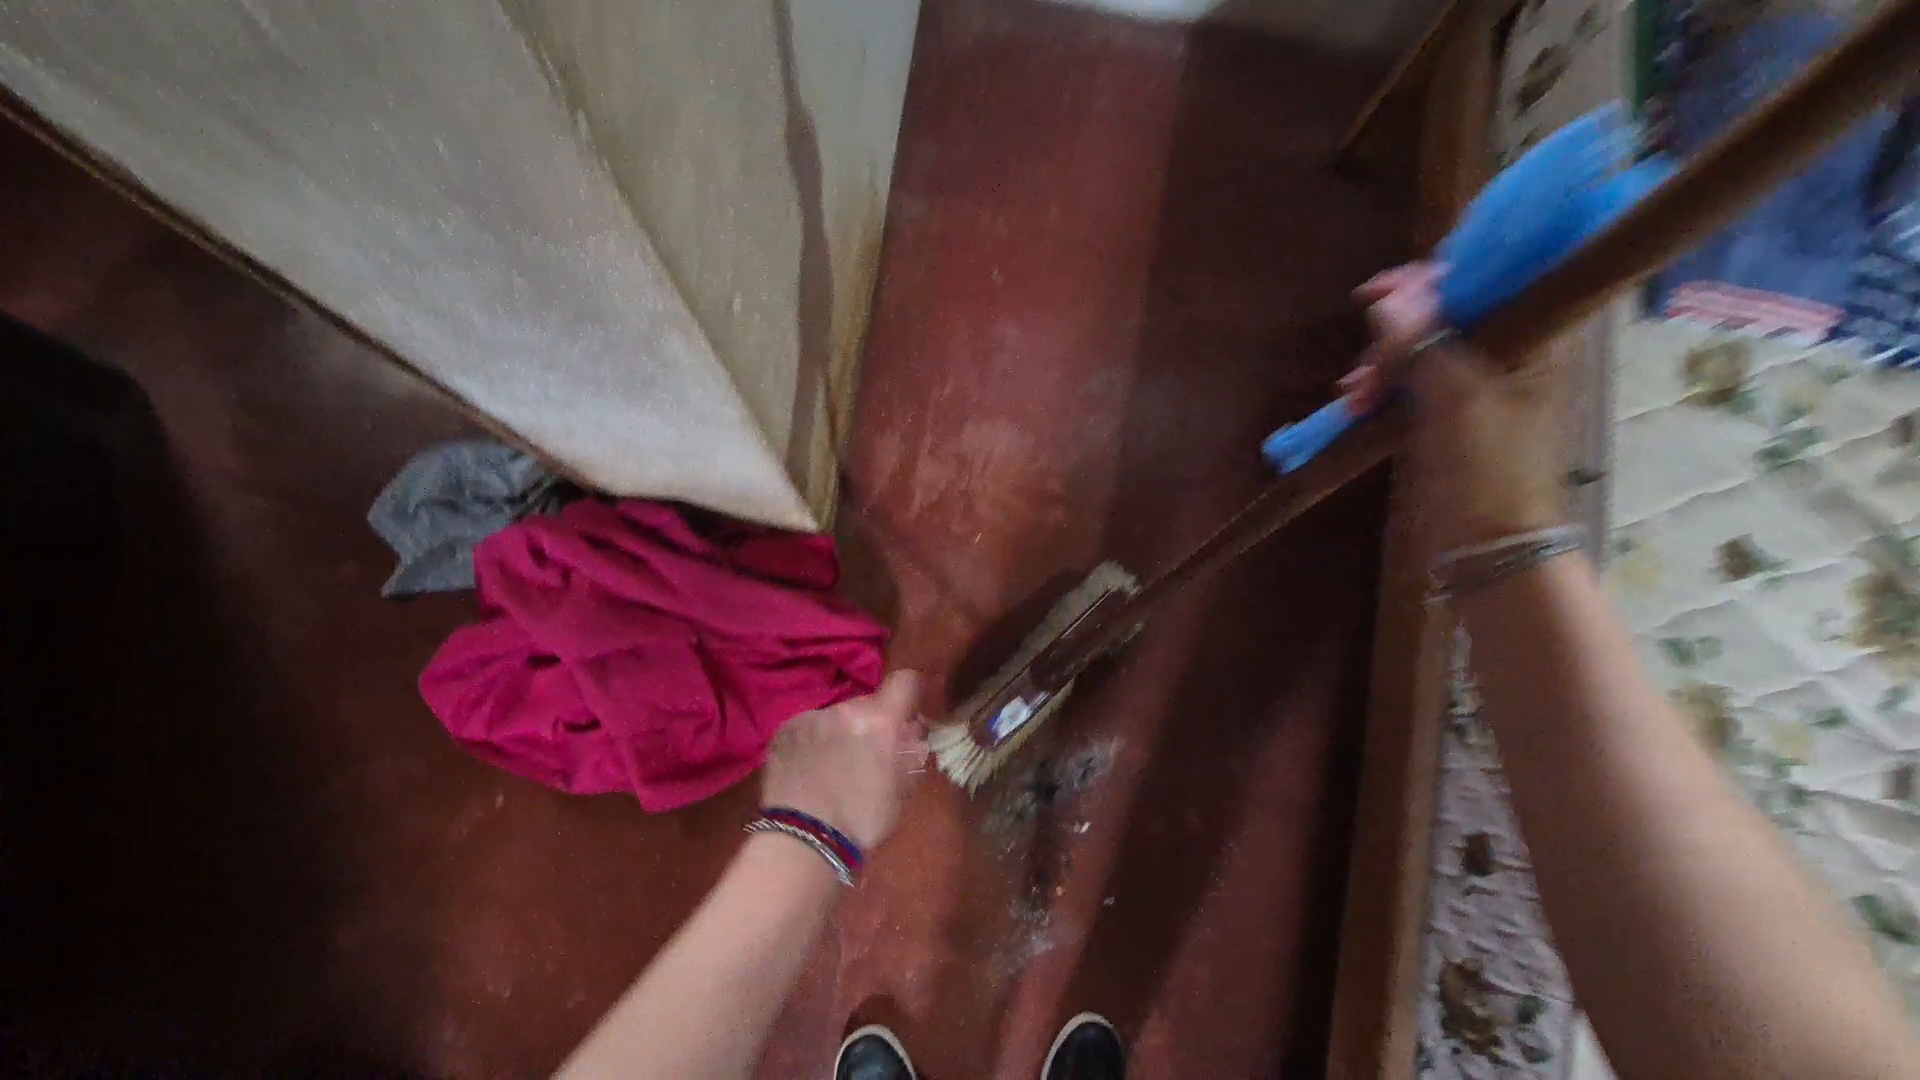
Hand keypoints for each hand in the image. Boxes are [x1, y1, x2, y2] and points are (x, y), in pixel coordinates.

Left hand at [761, 670, 926, 851]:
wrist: (804, 841)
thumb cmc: (862, 821)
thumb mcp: (900, 791)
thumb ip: (910, 755)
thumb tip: (912, 734)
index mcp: (880, 721)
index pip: (904, 681)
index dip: (909, 692)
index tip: (907, 712)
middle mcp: (845, 709)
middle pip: (867, 703)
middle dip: (872, 722)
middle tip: (868, 753)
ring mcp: (811, 717)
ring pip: (836, 716)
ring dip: (841, 732)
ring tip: (833, 766)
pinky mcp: (784, 730)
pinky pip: (809, 727)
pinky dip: (814, 741)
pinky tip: (809, 769)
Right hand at [1347, 261, 1568, 554]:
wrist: (1488, 542)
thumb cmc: (1489, 467)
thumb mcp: (1457, 399)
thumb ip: (1424, 345)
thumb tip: (1388, 299)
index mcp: (1533, 337)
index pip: (1484, 279)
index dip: (1430, 279)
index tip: (1377, 292)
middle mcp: (1505, 352)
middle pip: (1442, 314)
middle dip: (1394, 335)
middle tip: (1364, 368)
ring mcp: (1472, 384)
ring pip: (1417, 349)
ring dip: (1380, 364)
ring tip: (1353, 396)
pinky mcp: (1444, 413)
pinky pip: (1407, 381)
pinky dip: (1379, 386)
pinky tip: (1355, 402)